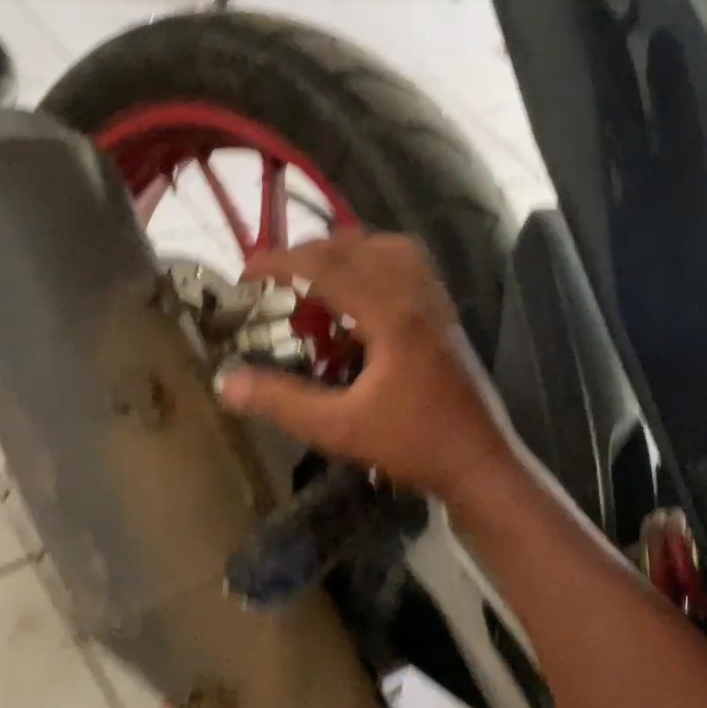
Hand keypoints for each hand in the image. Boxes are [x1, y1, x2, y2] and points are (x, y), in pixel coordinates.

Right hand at [215, 233, 522, 505]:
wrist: (479, 462)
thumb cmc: (414, 445)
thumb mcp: (340, 429)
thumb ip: (283, 401)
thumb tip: (226, 382)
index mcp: (391, 315)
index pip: (327, 266)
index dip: (281, 262)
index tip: (246, 273)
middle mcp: (417, 295)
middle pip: (358, 246)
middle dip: (311, 254)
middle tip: (277, 281)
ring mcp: (437, 302)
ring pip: (389, 248)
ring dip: (349, 254)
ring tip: (319, 285)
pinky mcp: (447, 315)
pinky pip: (411, 267)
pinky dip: (379, 266)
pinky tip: (361, 303)